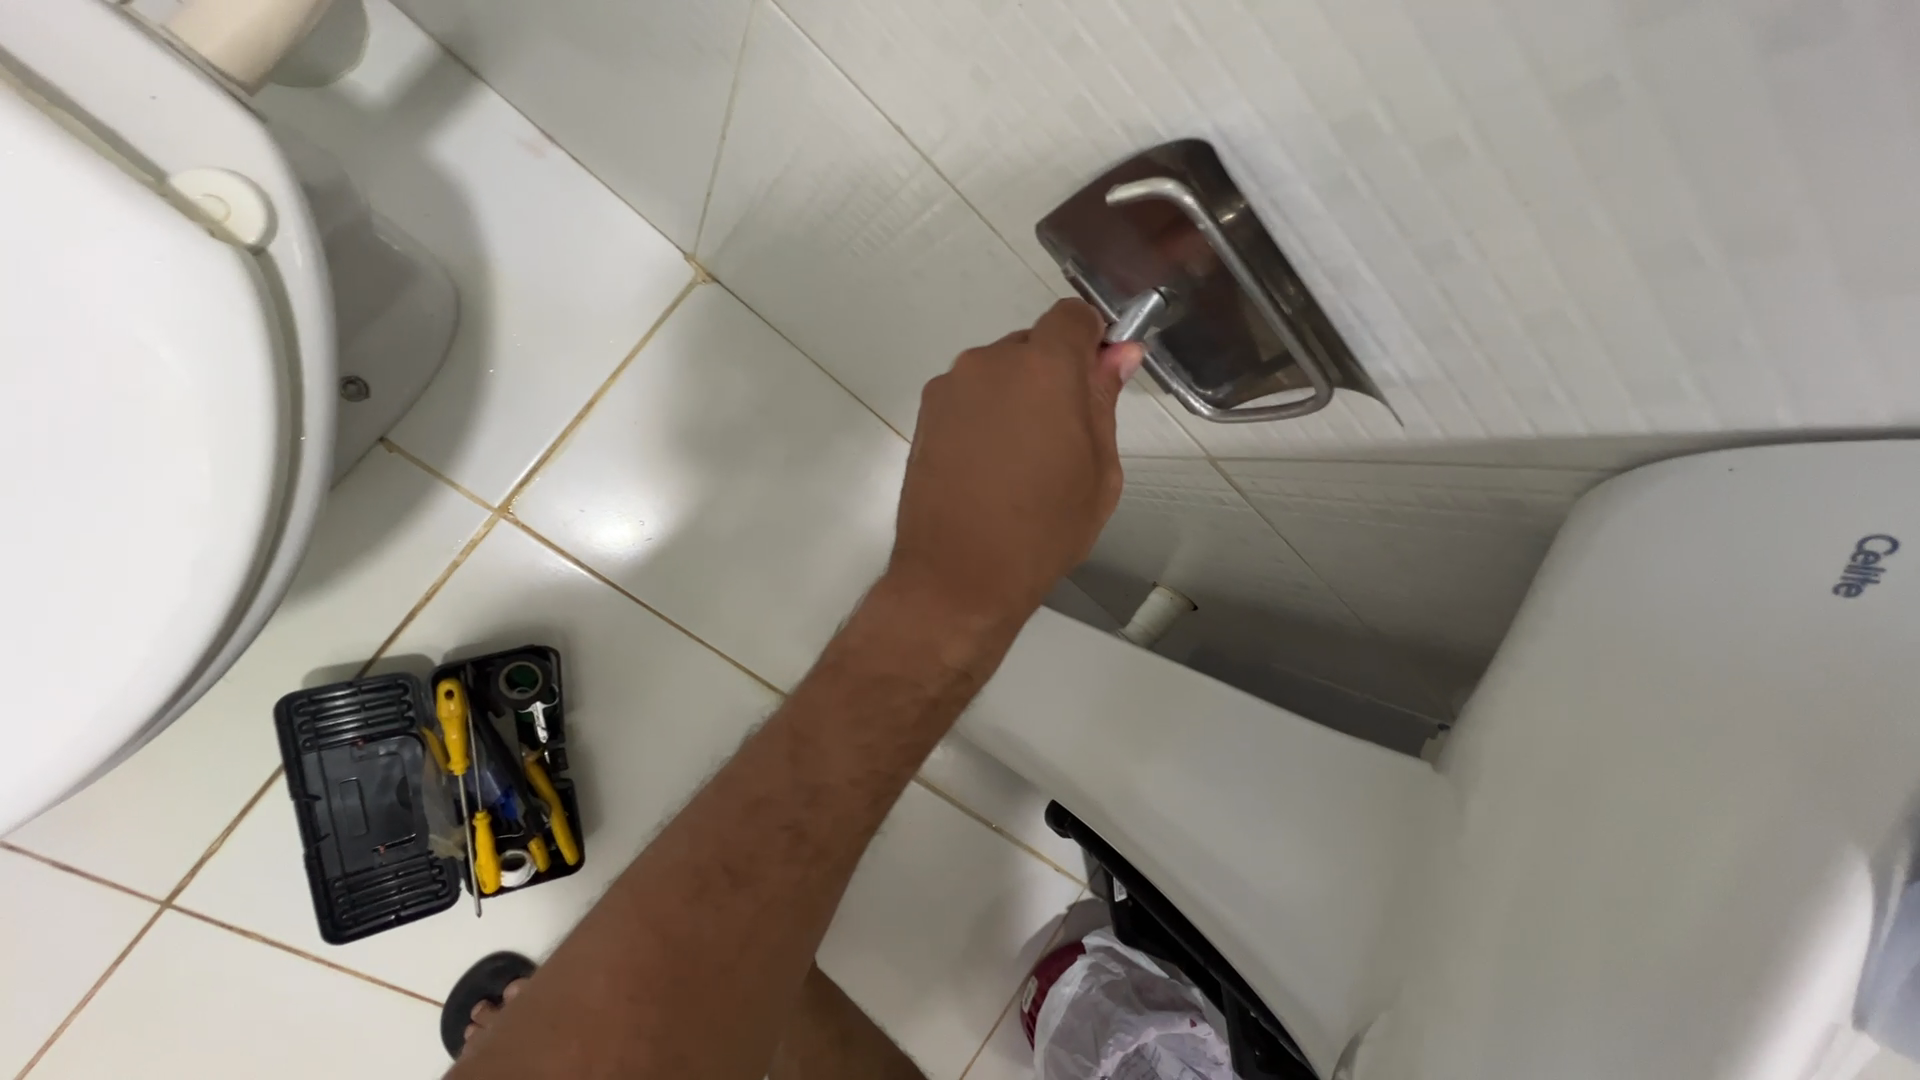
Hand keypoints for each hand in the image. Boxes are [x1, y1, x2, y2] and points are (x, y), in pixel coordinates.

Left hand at [884, 299, 1145, 642]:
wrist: (958, 576)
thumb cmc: (1043, 530)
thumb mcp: (1098, 470)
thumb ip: (1104, 401)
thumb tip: (1119, 354)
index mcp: (1043, 367)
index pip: (1072, 316)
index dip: (1091, 340)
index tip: (1099, 377)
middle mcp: (989, 362)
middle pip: (1032, 345)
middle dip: (1053, 375)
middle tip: (1062, 435)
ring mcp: (950, 388)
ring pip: (997, 373)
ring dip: (1016, 397)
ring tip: (1021, 461)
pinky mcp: (925, 415)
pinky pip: (969, 398)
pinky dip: (985, 417)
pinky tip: (989, 467)